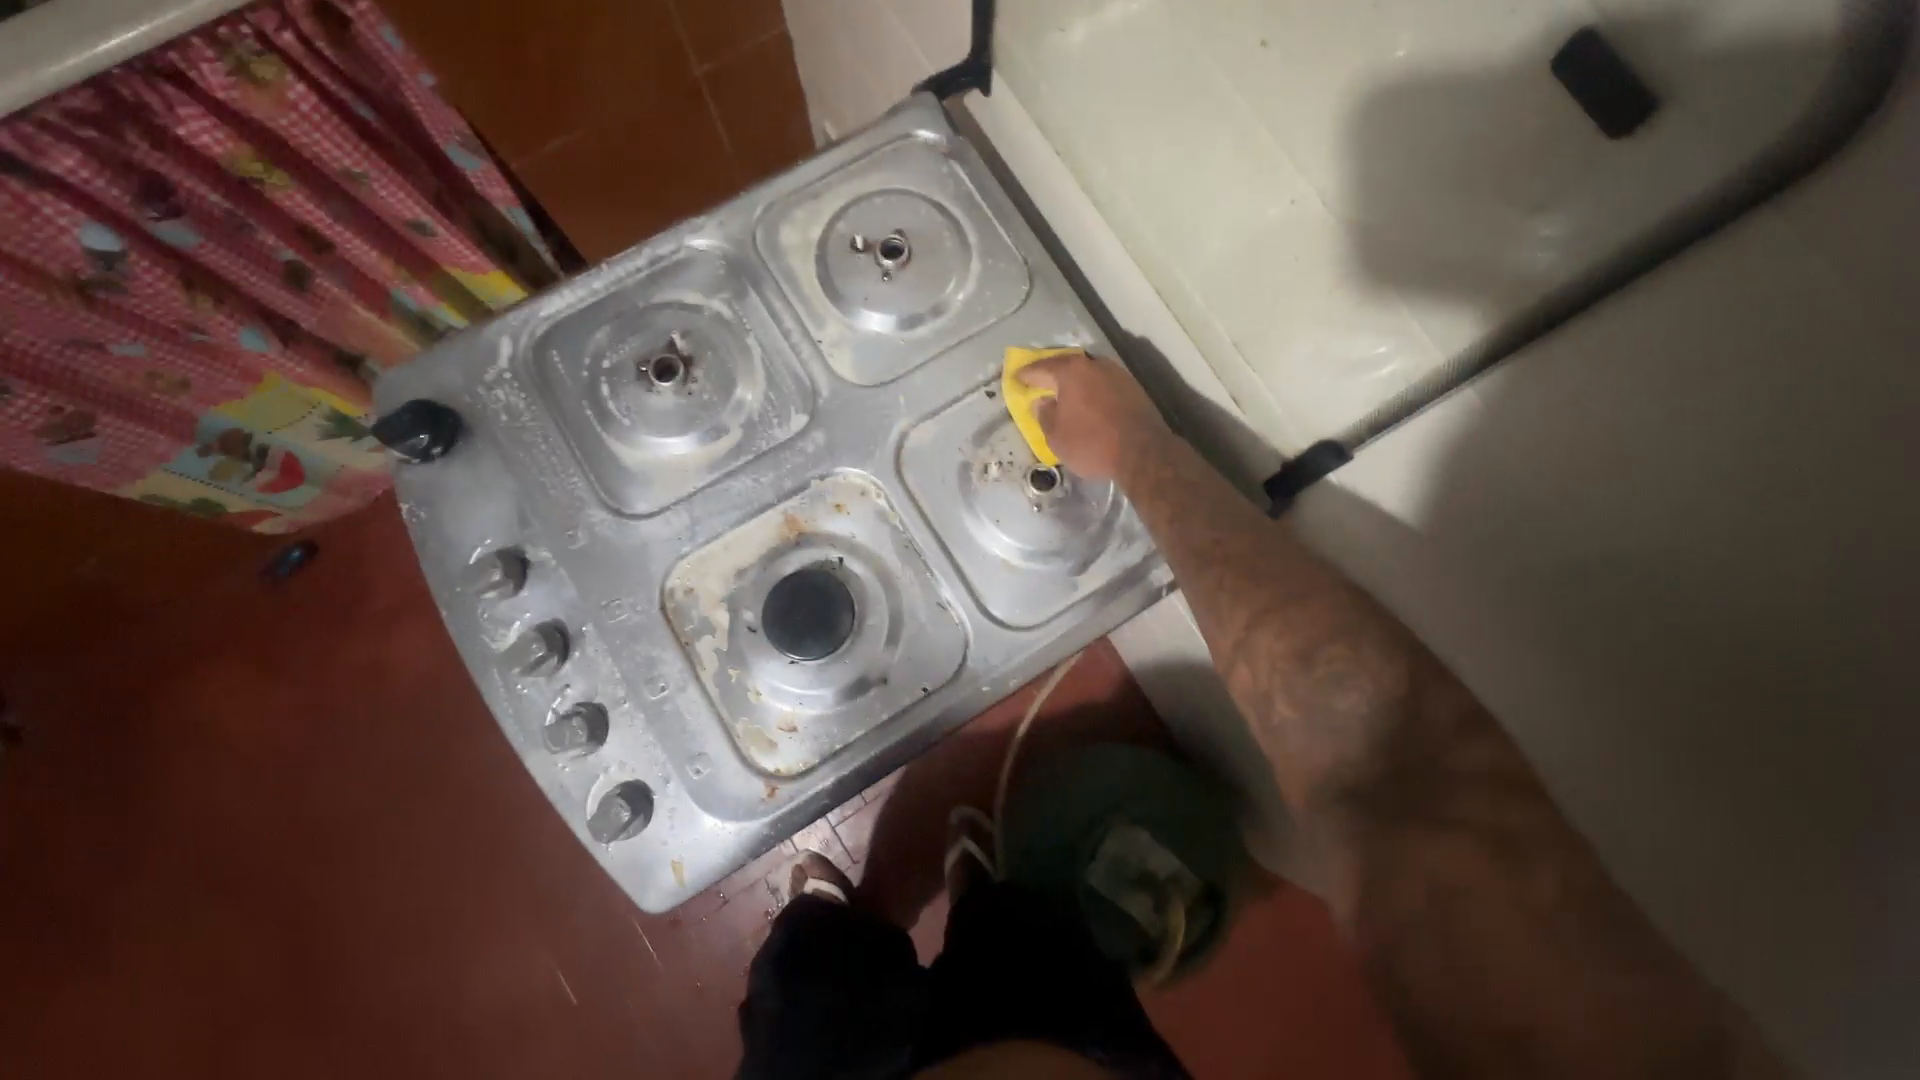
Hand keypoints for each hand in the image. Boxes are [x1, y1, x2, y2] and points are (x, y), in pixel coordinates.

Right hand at [1017, 351, 1169, 481]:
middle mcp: (1095, 365)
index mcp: (1071, 372)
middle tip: (1041, 382)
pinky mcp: (1134, 388)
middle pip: (1068, 366)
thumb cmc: (1092, 443)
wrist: (1143, 452)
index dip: (1027, 374)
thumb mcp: (1056, 437)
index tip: (1017, 378)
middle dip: (1053, 374)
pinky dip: (1093, 391)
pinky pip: (1104, 385)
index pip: (1042, 368)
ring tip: (1066, 394)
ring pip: (1089, 373)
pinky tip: (1089, 403)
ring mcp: (1117, 374)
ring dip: (1076, 383)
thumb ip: (1044, 415)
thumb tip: (1042, 402)